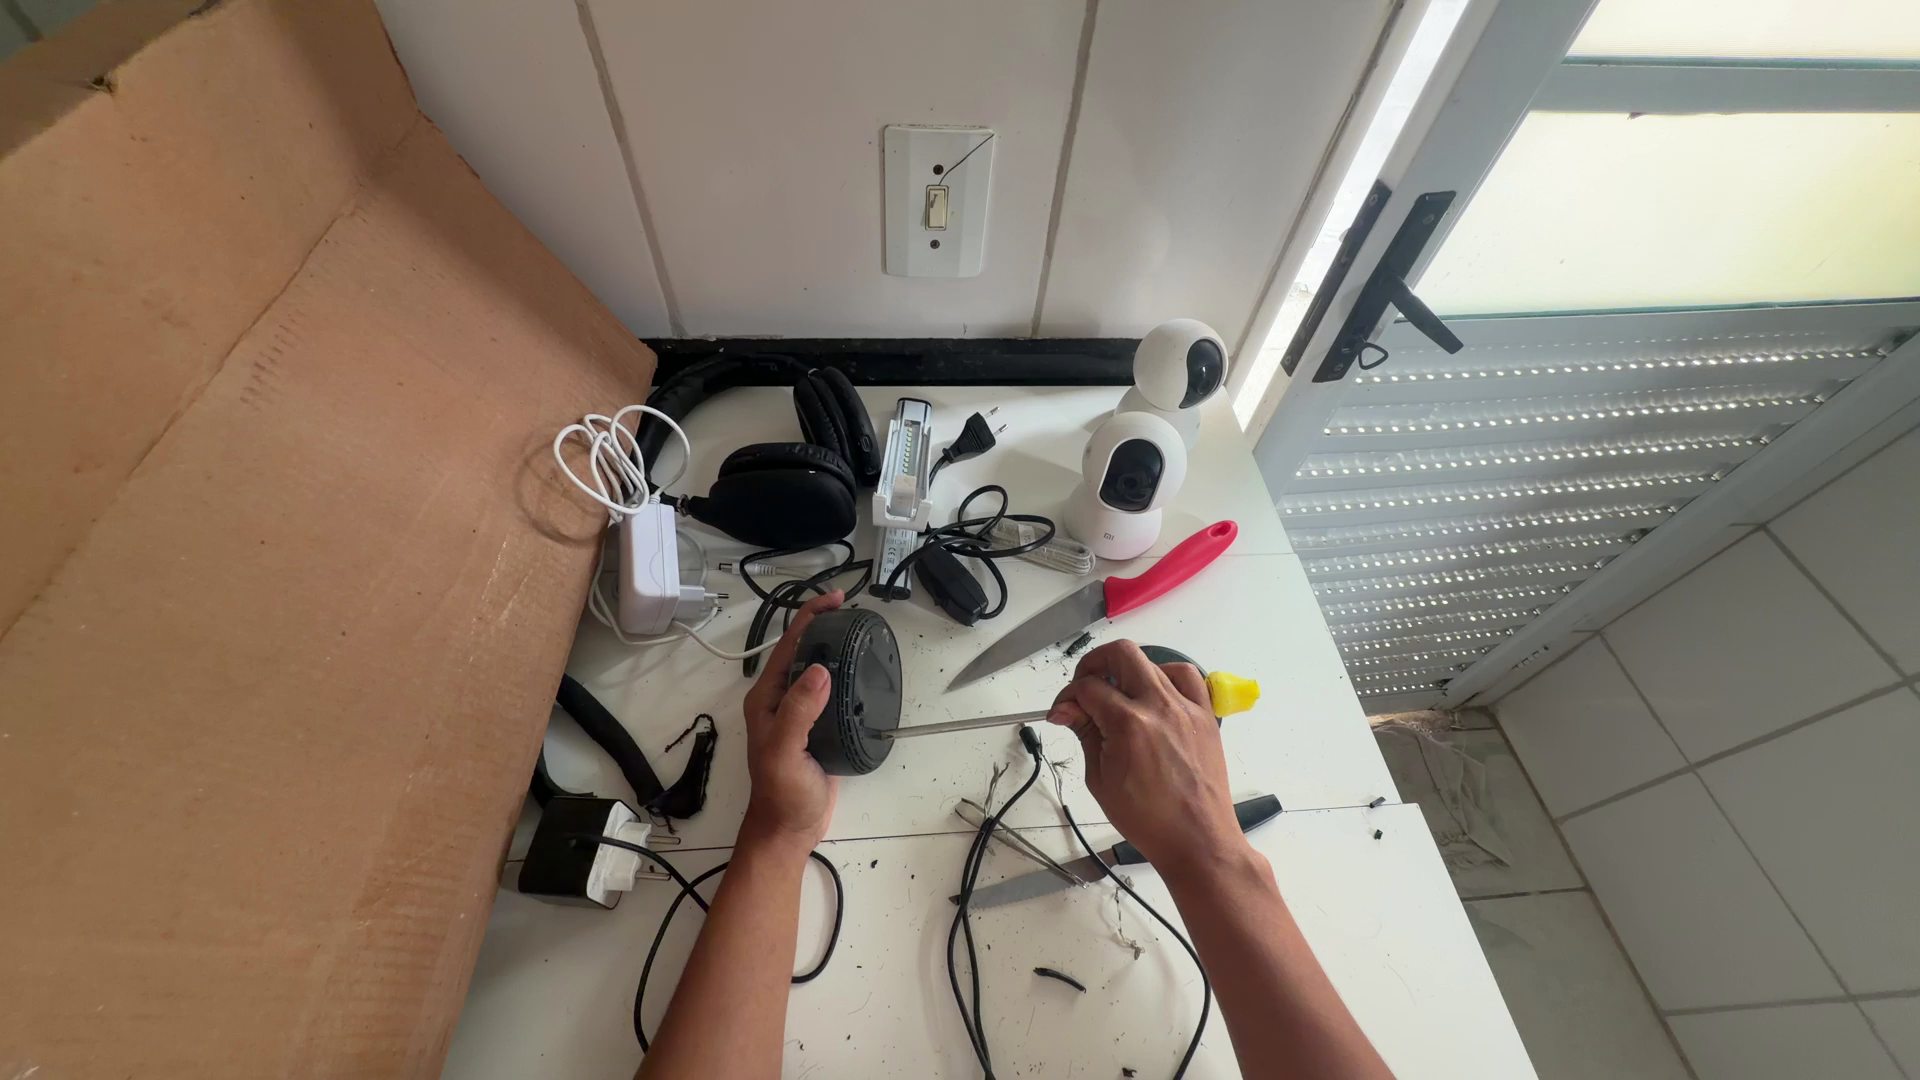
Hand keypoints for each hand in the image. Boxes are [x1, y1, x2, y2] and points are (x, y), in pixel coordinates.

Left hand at [737, 590, 842, 854]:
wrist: (790, 830)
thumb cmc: (781, 793)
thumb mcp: (784, 751)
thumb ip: (798, 711)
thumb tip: (821, 669)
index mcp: (767, 697)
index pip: (789, 644)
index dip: (811, 617)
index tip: (837, 599)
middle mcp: (781, 698)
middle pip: (804, 650)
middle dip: (825, 626)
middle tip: (855, 613)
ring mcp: (800, 712)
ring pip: (819, 669)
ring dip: (838, 649)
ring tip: (863, 635)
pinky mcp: (819, 726)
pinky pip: (832, 691)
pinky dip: (848, 675)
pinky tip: (865, 673)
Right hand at [1045, 640, 1246, 873]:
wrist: (1197, 840)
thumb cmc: (1147, 819)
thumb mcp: (1100, 778)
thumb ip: (1085, 733)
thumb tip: (1066, 709)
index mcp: (1128, 724)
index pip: (1087, 688)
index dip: (1067, 697)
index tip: (1062, 712)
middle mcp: (1159, 706)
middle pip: (1121, 654)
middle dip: (1093, 664)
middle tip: (1084, 687)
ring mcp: (1186, 708)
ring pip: (1153, 661)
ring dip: (1128, 670)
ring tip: (1119, 693)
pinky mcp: (1205, 716)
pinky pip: (1188, 677)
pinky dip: (1167, 675)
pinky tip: (1155, 694)